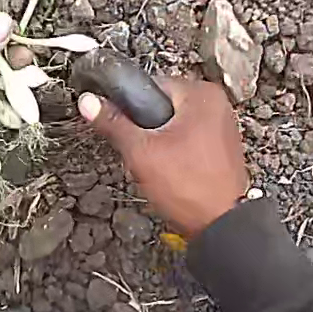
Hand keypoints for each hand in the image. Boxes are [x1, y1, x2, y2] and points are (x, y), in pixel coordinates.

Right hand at [79, 77, 248, 237]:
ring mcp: (223, 127)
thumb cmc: (190, 188)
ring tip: (161, 168)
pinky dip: (177, 155)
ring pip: (175, 127)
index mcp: (202, 94)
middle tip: (145, 155)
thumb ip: (114, 124)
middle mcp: (218, 104)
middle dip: (148, 131)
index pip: (152, 85)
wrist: (220, 225)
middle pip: (163, 107)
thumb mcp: (141, 153)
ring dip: (161, 145)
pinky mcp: (222, 148)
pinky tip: (174, 174)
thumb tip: (89, 103)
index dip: (133, 110)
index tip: (127, 130)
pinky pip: (189, 142)